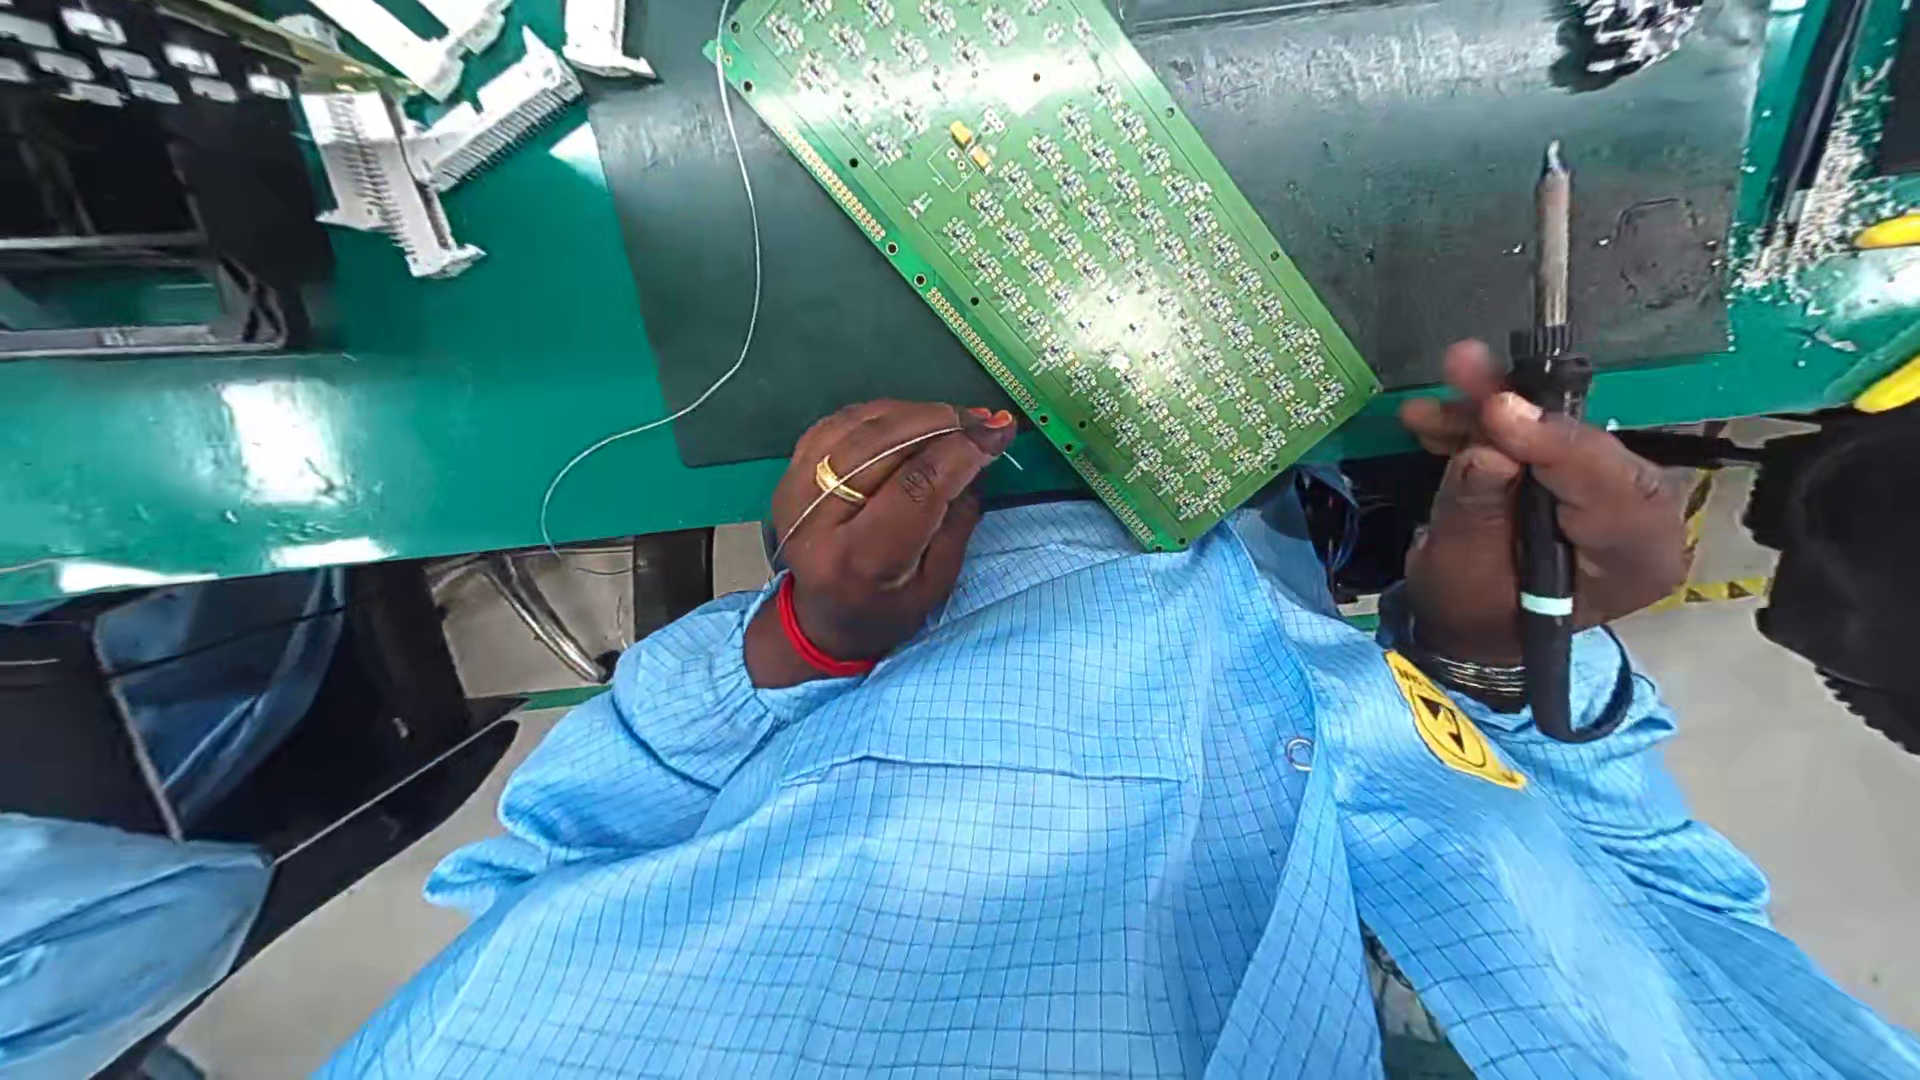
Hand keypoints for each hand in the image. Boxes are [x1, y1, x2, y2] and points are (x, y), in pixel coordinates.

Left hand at [745, 400, 1016, 686]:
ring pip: (862, 425)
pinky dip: (883, 414)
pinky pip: (841, 422)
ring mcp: (795, 490)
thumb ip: (958, 517)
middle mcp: (817, 520)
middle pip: (884, 445)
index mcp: (858, 560)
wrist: (822, 619)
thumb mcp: (937, 582)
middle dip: (943, 423)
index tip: (999, 433)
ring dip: (917, 412)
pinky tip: (913, 420)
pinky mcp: (790, 472)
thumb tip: (978, 452)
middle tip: (983, 419)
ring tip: (956, 418)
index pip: (915, 487)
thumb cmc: (887, 609)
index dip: (962, 452)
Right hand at [1396, 341, 1687, 664]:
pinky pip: (1522, 444)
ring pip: (1549, 437)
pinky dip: (1475, 427)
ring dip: (1488, 409)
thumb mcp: (1462, 571)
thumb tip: (1484, 452)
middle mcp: (1628, 517)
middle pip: (1584, 449)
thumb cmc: (1468, 613)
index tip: (1498, 411)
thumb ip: (1476, 514)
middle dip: (1522, 407)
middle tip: (1469, 367)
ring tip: (1440, 383)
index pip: (1611, 489)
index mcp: (1632, 558)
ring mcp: (1591, 494)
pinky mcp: (1554, 480)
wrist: (1462, 626)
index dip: (1554, 444)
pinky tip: (1431, 417)